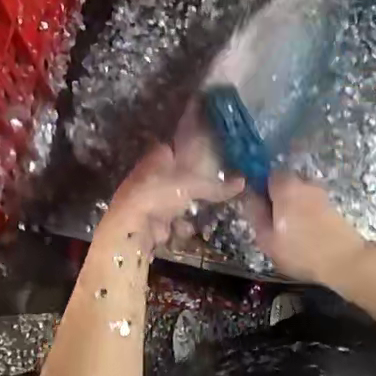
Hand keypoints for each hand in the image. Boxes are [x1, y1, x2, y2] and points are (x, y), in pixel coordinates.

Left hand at [104, 143, 243, 248]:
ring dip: (189, 208)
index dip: (194, 151)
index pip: (178, 146)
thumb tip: (243, 182)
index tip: (215, 158)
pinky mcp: (151, 218)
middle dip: (195, 184)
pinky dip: (180, 225)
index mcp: (158, 156)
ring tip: (202, 212)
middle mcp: (152, 173)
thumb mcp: (193, 185)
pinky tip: (185, 229)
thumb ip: (218, 186)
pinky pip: (172, 219)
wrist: (132, 226)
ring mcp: (150, 196)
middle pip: (179, 175)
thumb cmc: (159, 193)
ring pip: (177, 198)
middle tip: (217, 188)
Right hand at [244, 175, 374, 285]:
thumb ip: (256, 215)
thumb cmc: (301, 252)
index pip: (268, 174)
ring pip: (300, 196)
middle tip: (272, 222)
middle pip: (286, 184)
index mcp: (287, 188)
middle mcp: (306, 185)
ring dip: (293, 208)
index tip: (257, 205)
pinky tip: (306, 235)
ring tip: (290, 232)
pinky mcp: (333, 208)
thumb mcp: (268, 239)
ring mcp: (322, 195)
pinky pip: (312, 206)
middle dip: (277, 198)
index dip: (260, 187)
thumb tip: (250, 198)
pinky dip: (307, 215)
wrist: (345, 261)